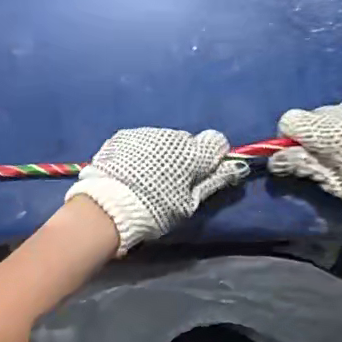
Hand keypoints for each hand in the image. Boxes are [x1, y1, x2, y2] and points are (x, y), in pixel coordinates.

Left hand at [68, 128, 249, 253]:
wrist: (107, 204)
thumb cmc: (154, 208)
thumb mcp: (188, 203)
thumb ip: (212, 182)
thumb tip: (235, 167)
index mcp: (192, 152)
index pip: (216, 142)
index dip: (211, 158)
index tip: (201, 173)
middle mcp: (170, 135)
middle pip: (185, 142)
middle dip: (182, 157)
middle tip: (169, 180)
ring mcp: (143, 133)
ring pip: (161, 141)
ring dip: (159, 154)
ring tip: (144, 177)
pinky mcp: (121, 136)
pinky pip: (139, 141)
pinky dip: (138, 152)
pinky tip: (128, 170)